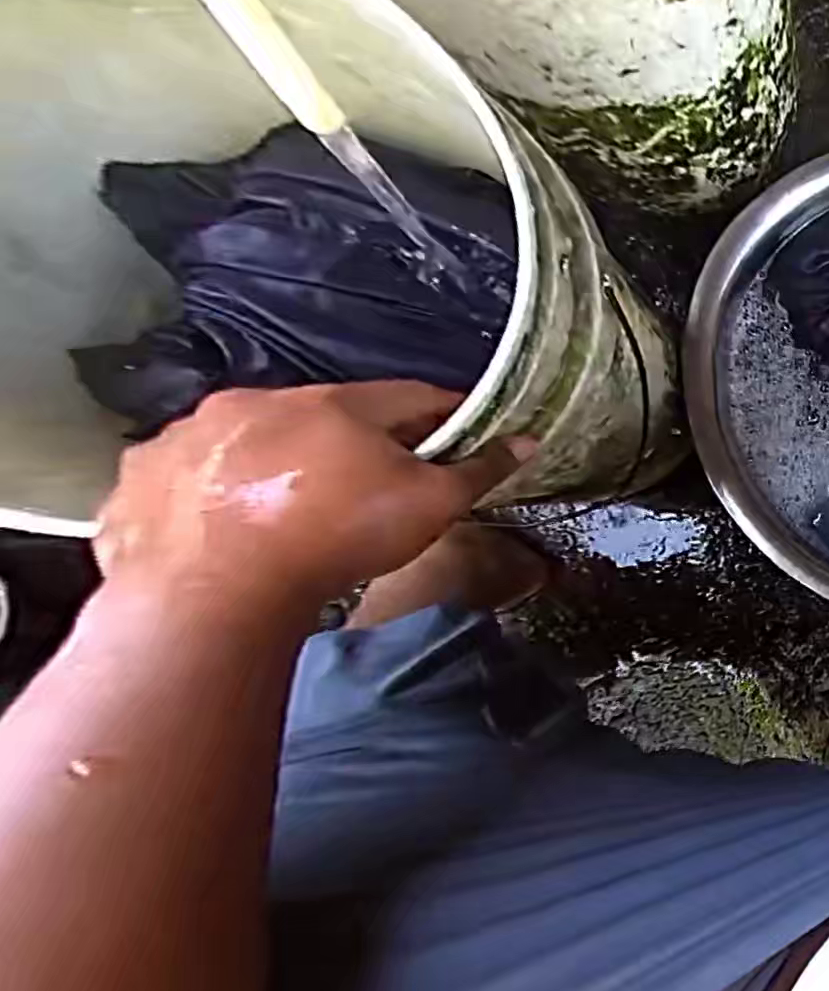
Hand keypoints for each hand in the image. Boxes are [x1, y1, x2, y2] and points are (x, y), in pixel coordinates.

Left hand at [95, 382, 533, 605]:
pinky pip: (204, 466)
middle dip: (370, 437)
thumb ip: (482, 468)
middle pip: (336, 413)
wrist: (216, 595)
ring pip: (267, 435)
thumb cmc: (344, 535)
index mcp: (336, 404)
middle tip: (394, 474)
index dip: (448, 411)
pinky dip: (233, 481)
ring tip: (314, 497)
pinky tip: (247, 515)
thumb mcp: (435, 504)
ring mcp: (189, 433)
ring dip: (297, 455)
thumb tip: (526, 442)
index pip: (412, 395)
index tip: (467, 430)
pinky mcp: (140, 471)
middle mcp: (258, 402)